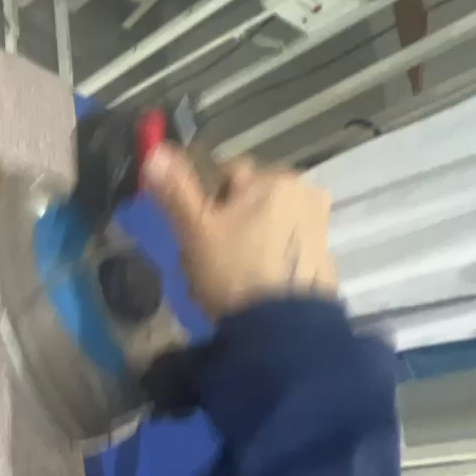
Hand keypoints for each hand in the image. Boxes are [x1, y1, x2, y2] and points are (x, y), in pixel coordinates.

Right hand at [141, 143, 337, 319]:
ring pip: (263, 218)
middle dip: (224, 217)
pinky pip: (280, 239)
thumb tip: (154, 151)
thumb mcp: (194, 231)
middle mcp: (304, 189)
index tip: (190, 229)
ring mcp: (317, 220)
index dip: (200, 200)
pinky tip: (249, 276)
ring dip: (243, 234)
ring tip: (226, 269)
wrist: (280, 325)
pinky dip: (262, 251)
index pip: (224, 172)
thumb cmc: (233, 272)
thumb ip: (175, 191)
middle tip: (205, 252)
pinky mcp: (321, 250)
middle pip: (246, 195)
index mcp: (273, 178)